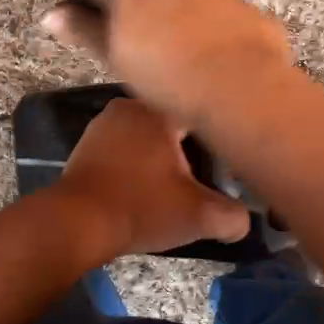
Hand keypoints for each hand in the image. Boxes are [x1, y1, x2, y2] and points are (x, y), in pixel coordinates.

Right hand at [42, 0, 291, 124]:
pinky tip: (209, 50)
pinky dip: (204, 23)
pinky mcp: (241, 8)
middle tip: (123, 20)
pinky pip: (213, 11)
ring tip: (168, 38)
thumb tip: (51, 13)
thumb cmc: (165, 75)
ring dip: (168, 7)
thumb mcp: (114, 57)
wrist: (243, 88)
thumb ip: (82, 30)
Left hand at [52, 97, 248, 256]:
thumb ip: (235, 215)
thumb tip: (242, 216)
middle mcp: (130, 105)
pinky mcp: (90, 140)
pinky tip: (147, 187)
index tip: (228, 171)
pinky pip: (127, 144)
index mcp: (158, 111)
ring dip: (165, 159)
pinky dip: (141, 162)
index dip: (220, 145)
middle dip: (193, 154)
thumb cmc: (143, 207)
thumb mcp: (201, 216)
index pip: (201, 117)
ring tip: (177, 188)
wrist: (81, 218)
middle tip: (205, 184)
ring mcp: (105, 121)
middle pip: (175, 125)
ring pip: (150, 135)